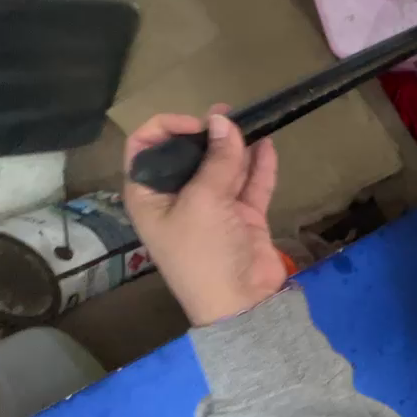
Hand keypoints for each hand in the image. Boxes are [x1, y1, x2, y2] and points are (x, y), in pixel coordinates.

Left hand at [122, 107, 286, 325]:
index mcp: (150, 194)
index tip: (199, 125)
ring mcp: (215, 207)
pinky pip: (251, 185)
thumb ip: (218, 161)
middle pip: (190, 155)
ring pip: (224, 168)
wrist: (239, 299)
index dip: (169, 129)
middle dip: (207, 135)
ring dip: (236, 147)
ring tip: (252, 122)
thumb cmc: (204, 251)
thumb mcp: (204, 202)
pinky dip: (260, 167)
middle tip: (230, 117)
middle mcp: (179, 197)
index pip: (148, 148)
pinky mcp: (245, 217)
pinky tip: (268, 146)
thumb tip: (225, 121)